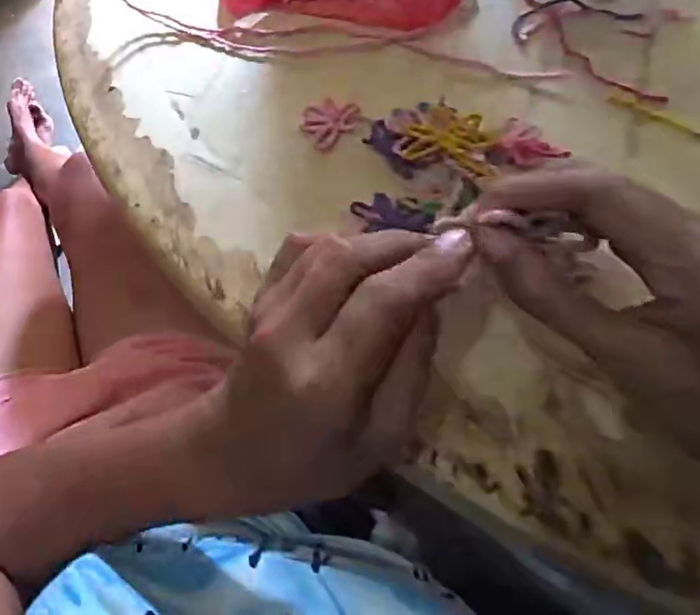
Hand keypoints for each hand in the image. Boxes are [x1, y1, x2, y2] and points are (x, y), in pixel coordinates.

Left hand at [184, 229, 472, 515]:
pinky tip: (362, 254)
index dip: (426, 268)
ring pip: (321, 247)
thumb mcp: (383, 439)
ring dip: (372, 239)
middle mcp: (289, 331)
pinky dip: (335, 241)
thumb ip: (410, 370)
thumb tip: (432, 302)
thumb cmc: (316, 460)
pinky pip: (297, 248)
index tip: (464, 245)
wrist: (235, 447)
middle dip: (401, 243)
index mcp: (326, 380)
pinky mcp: (256, 294)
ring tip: (412, 249)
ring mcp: (266, 307)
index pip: (379, 302)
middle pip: (346, 260)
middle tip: (442, 243)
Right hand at [468, 168, 699, 486]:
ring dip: (559, 208)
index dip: (527, 190)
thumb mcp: (631, 368)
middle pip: (608, 186)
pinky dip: (589, 224)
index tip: (476, 213)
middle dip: (535, 194)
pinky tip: (567, 248)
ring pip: (623, 199)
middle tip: (484, 223)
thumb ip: (551, 297)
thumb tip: (484, 240)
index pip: (600, 191)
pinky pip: (641, 219)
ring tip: (513, 235)